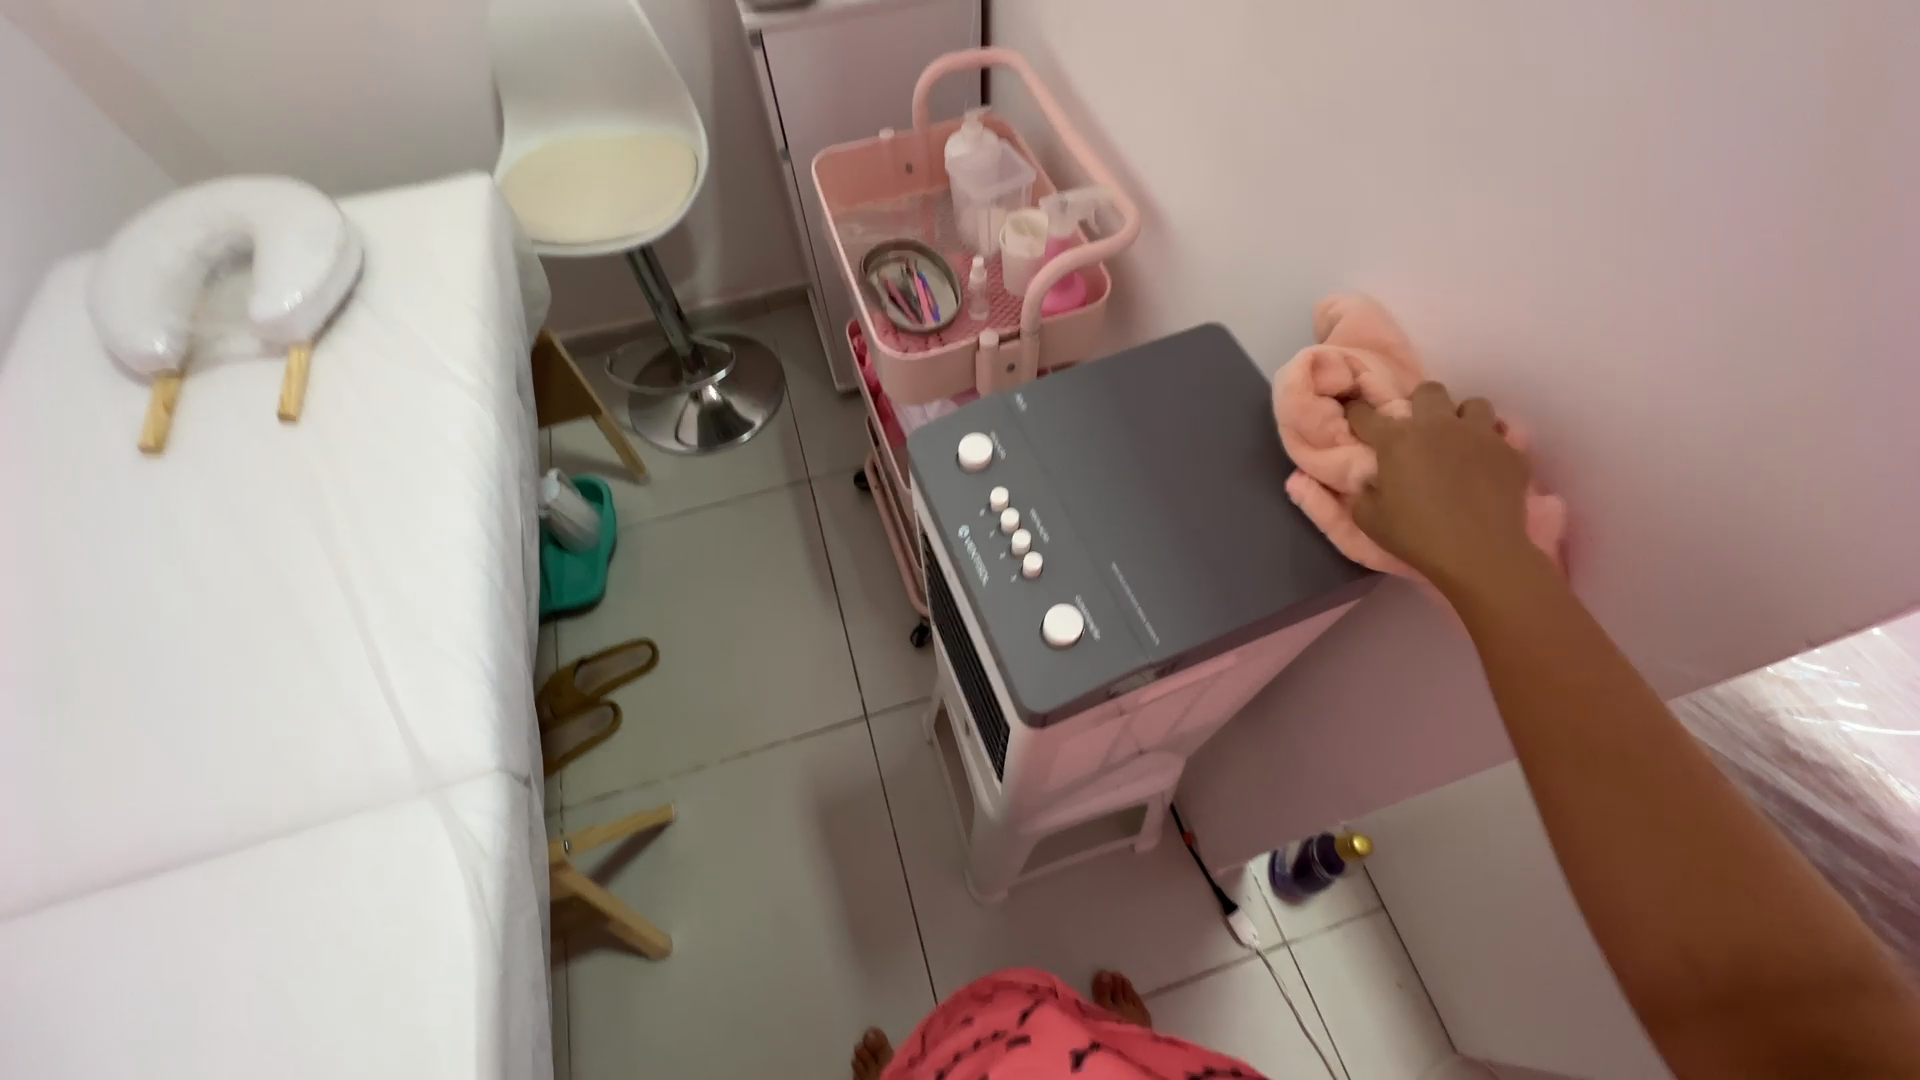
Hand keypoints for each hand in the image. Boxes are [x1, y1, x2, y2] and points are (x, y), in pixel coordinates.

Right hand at [1346, 382, 1538, 592]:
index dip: (1358, 414)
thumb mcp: (1368, 518)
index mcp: (1397, 440)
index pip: (1367, 414)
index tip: (1357, 418)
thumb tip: (1372, 479)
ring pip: (1472, 405)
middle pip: (1428, 392)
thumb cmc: (1415, 535)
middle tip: (1416, 431)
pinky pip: (1500, 434)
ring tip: (1457, 441)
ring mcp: (1479, 435)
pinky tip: (1484, 463)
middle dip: (1419, 405)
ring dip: (1460, 419)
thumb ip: (1364, 490)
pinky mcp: (1510, 451)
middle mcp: (1437, 426)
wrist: (1479, 552)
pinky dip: (1489, 443)